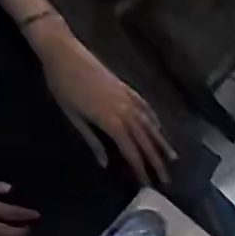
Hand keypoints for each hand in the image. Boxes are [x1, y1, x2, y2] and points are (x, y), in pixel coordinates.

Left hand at [27, 17, 176, 186]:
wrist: (62, 50)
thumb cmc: (62, 85)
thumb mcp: (74, 117)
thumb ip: (92, 140)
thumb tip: (105, 163)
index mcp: (110, 121)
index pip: (131, 151)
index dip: (140, 169)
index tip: (148, 185)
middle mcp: (124, 110)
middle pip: (145, 141)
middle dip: (157, 162)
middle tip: (166, 180)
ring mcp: (127, 97)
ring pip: (149, 124)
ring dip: (162, 143)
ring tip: (173, 158)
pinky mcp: (125, 87)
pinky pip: (144, 106)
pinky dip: (154, 119)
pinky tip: (159, 128)